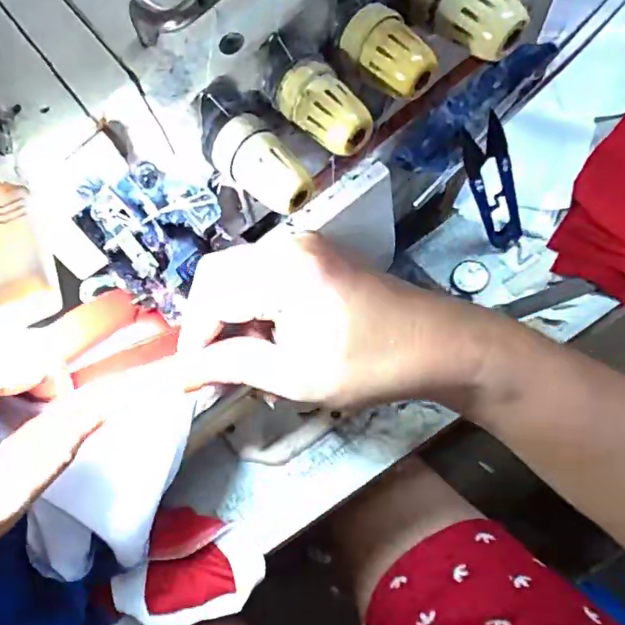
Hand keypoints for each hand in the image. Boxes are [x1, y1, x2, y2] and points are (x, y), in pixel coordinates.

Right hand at [178, 233, 503, 408]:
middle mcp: (287, 245)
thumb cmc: (372, 365)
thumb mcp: (297, 376)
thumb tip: (183, 375)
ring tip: (257, 363)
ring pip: (237, 277)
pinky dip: (257, 309)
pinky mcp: (315, 255)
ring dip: (234, 319)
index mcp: (282, 270)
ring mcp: (303, 246)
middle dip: (209, 326)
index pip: (210, 299)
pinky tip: (277, 343)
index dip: (194, 342)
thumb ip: (234, 367)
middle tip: (219, 369)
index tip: (193, 379)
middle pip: (216, 277)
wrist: (440, 344)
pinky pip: (263, 276)